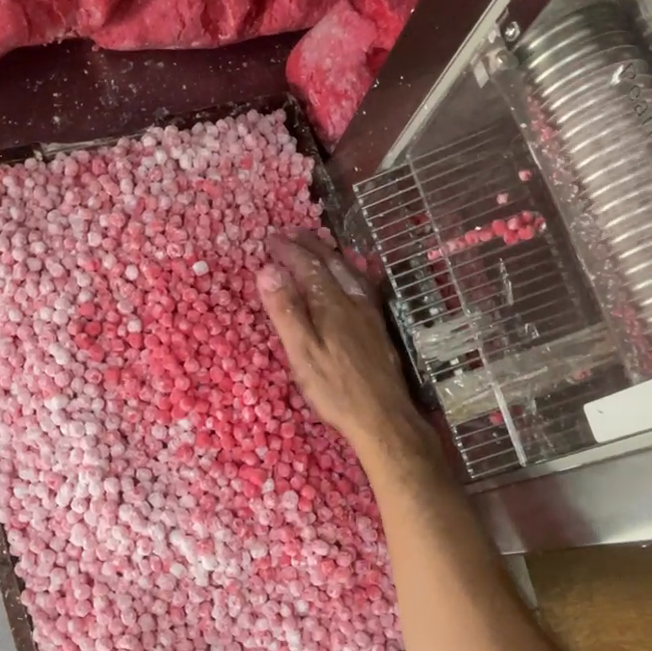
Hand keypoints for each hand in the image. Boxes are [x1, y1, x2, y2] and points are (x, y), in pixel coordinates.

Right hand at [256, 230, 434, 461]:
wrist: (383, 416)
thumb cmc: (336, 390)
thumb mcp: (302, 352)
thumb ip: (286, 311)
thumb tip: (268, 270)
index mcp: (333, 305)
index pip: (308, 267)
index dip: (289, 251)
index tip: (270, 239)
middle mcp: (354, 302)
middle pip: (332, 264)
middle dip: (310, 246)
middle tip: (290, 233)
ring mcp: (370, 315)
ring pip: (351, 272)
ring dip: (330, 255)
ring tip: (318, 247)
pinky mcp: (377, 330)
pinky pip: (361, 287)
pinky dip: (349, 273)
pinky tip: (351, 280)